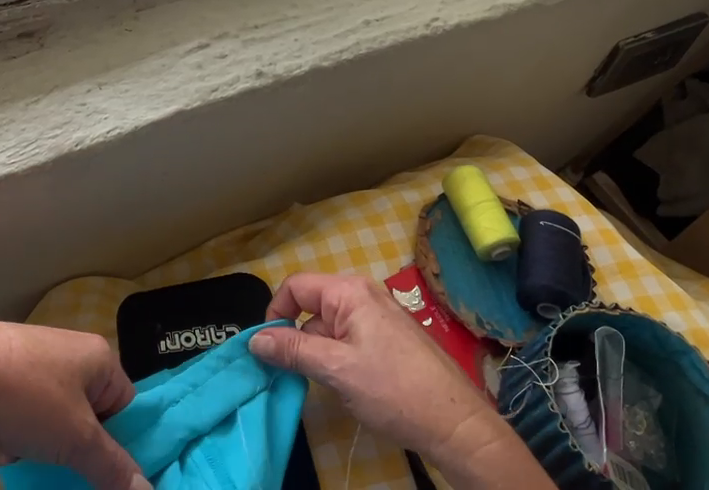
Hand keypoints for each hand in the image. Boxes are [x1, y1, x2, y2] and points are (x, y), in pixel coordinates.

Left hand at [0, 323, 146, 489]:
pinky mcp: (1, 370)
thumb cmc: (28, 399)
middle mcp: (70, 350)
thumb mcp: (76, 440)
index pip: (127, 404)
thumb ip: (113, 468)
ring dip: (48, 446)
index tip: (107, 476)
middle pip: (90, 412)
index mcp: (99, 356)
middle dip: (80, 449)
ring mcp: (33, 358)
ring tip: (35, 466)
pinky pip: (24, 410)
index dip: (122, 443)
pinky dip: (19, 433)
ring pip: (54, 415)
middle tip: (71, 477)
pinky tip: (4, 449)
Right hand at [250, 274, 549, 489]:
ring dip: (319, 352)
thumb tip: (254, 340)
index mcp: (349, 291)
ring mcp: (378, 316)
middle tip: (295, 373)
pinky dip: (338, 358)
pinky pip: (349, 339)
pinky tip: (348, 386)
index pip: (295, 286)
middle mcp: (363, 294)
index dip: (276, 313)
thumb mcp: (336, 370)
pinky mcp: (388, 338)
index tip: (268, 348)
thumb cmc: (393, 389)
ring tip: (326, 384)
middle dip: (298, 338)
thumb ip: (293, 351)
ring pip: (330, 327)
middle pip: (312, 307)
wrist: (454, 422)